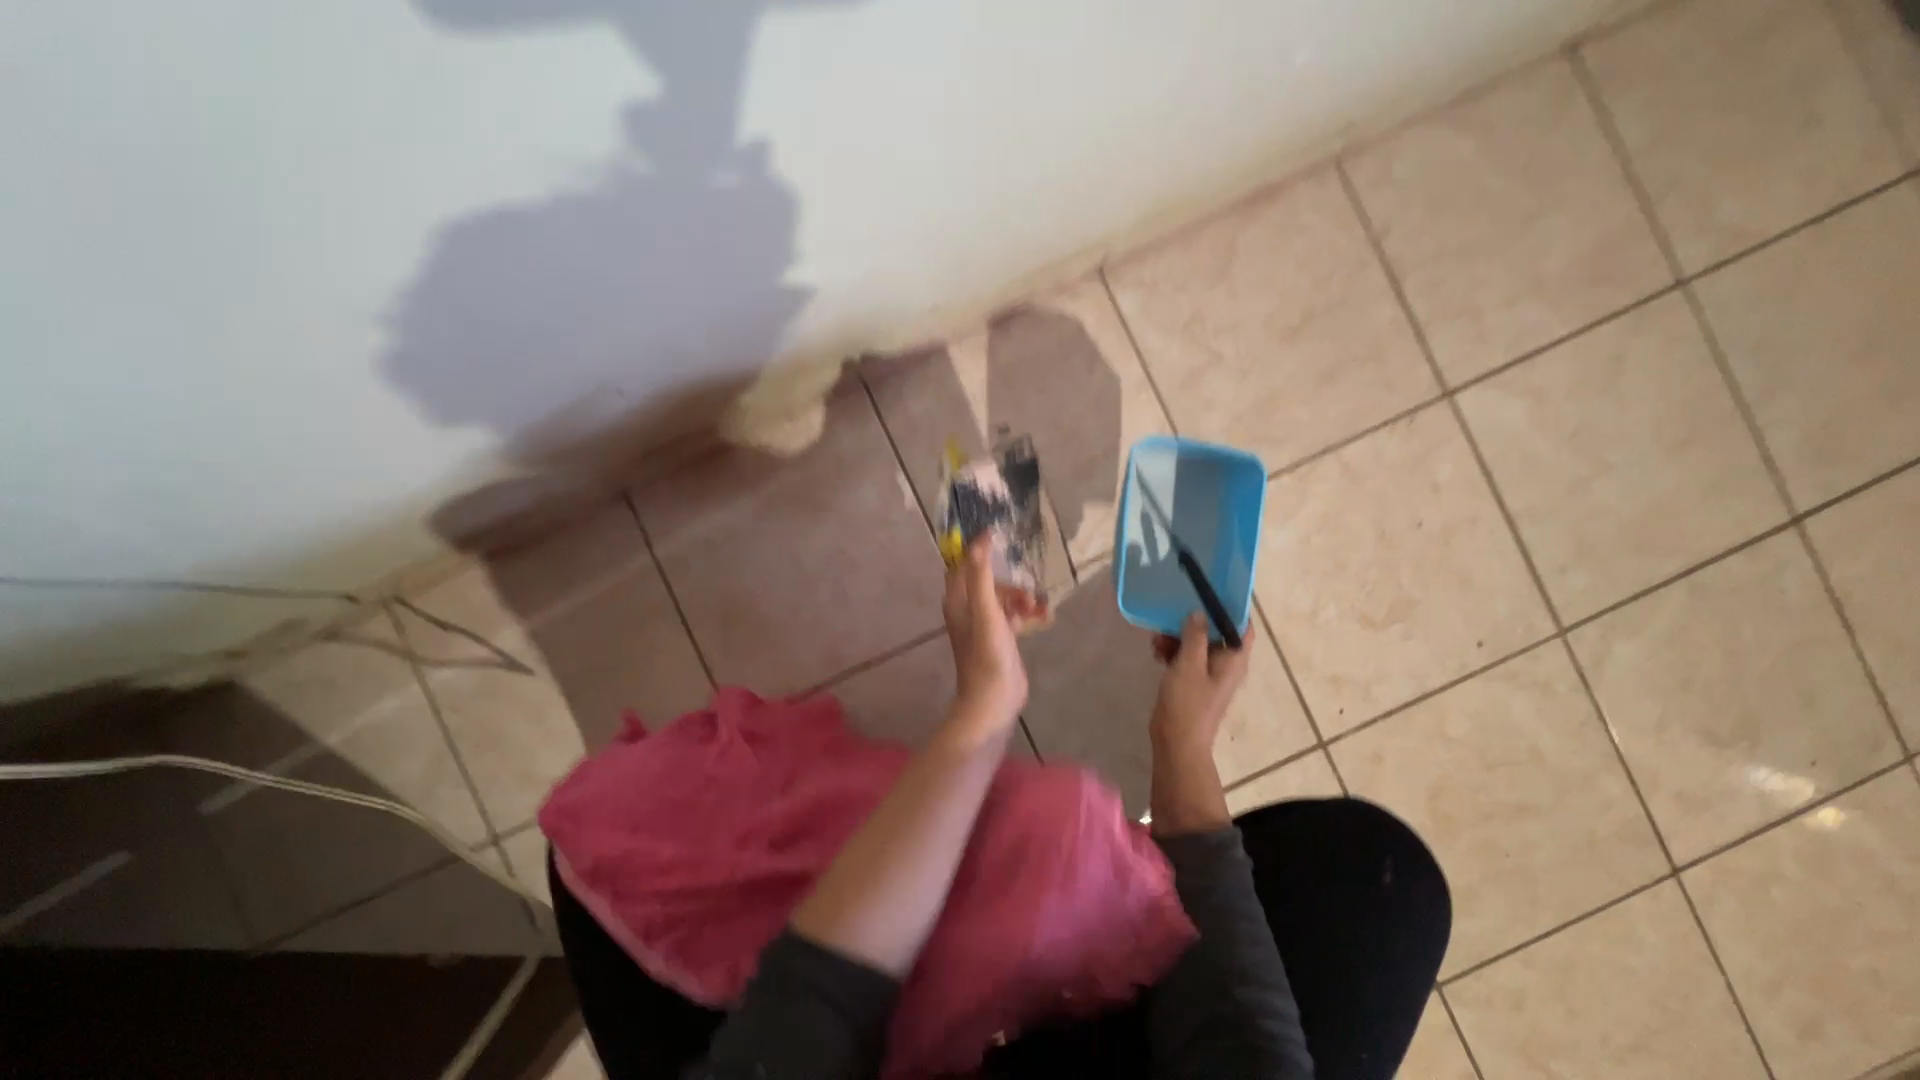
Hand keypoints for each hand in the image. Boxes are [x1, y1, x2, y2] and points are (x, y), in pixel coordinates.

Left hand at [942, 538, 1040, 731]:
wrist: (994, 700)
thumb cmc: (987, 655)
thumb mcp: (987, 612)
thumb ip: (982, 576)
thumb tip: (980, 538)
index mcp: (958, 601)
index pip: (964, 566)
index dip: (979, 552)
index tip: (1001, 541)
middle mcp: (968, 610)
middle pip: (989, 582)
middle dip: (1011, 584)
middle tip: (1028, 596)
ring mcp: (985, 625)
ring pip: (1005, 599)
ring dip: (1023, 599)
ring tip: (1039, 610)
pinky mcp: (1001, 638)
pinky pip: (1015, 616)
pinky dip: (1028, 614)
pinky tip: (1045, 618)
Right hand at [1148, 613, 1254, 754]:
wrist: (1176, 742)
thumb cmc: (1187, 703)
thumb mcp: (1189, 665)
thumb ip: (1195, 636)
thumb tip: (1199, 613)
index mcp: (1234, 659)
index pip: (1242, 626)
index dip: (1231, 608)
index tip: (1210, 593)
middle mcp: (1226, 663)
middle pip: (1215, 632)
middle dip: (1193, 622)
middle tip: (1171, 615)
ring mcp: (1208, 673)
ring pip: (1197, 644)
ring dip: (1178, 637)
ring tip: (1157, 639)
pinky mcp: (1192, 681)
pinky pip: (1186, 658)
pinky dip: (1173, 651)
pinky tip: (1156, 652)